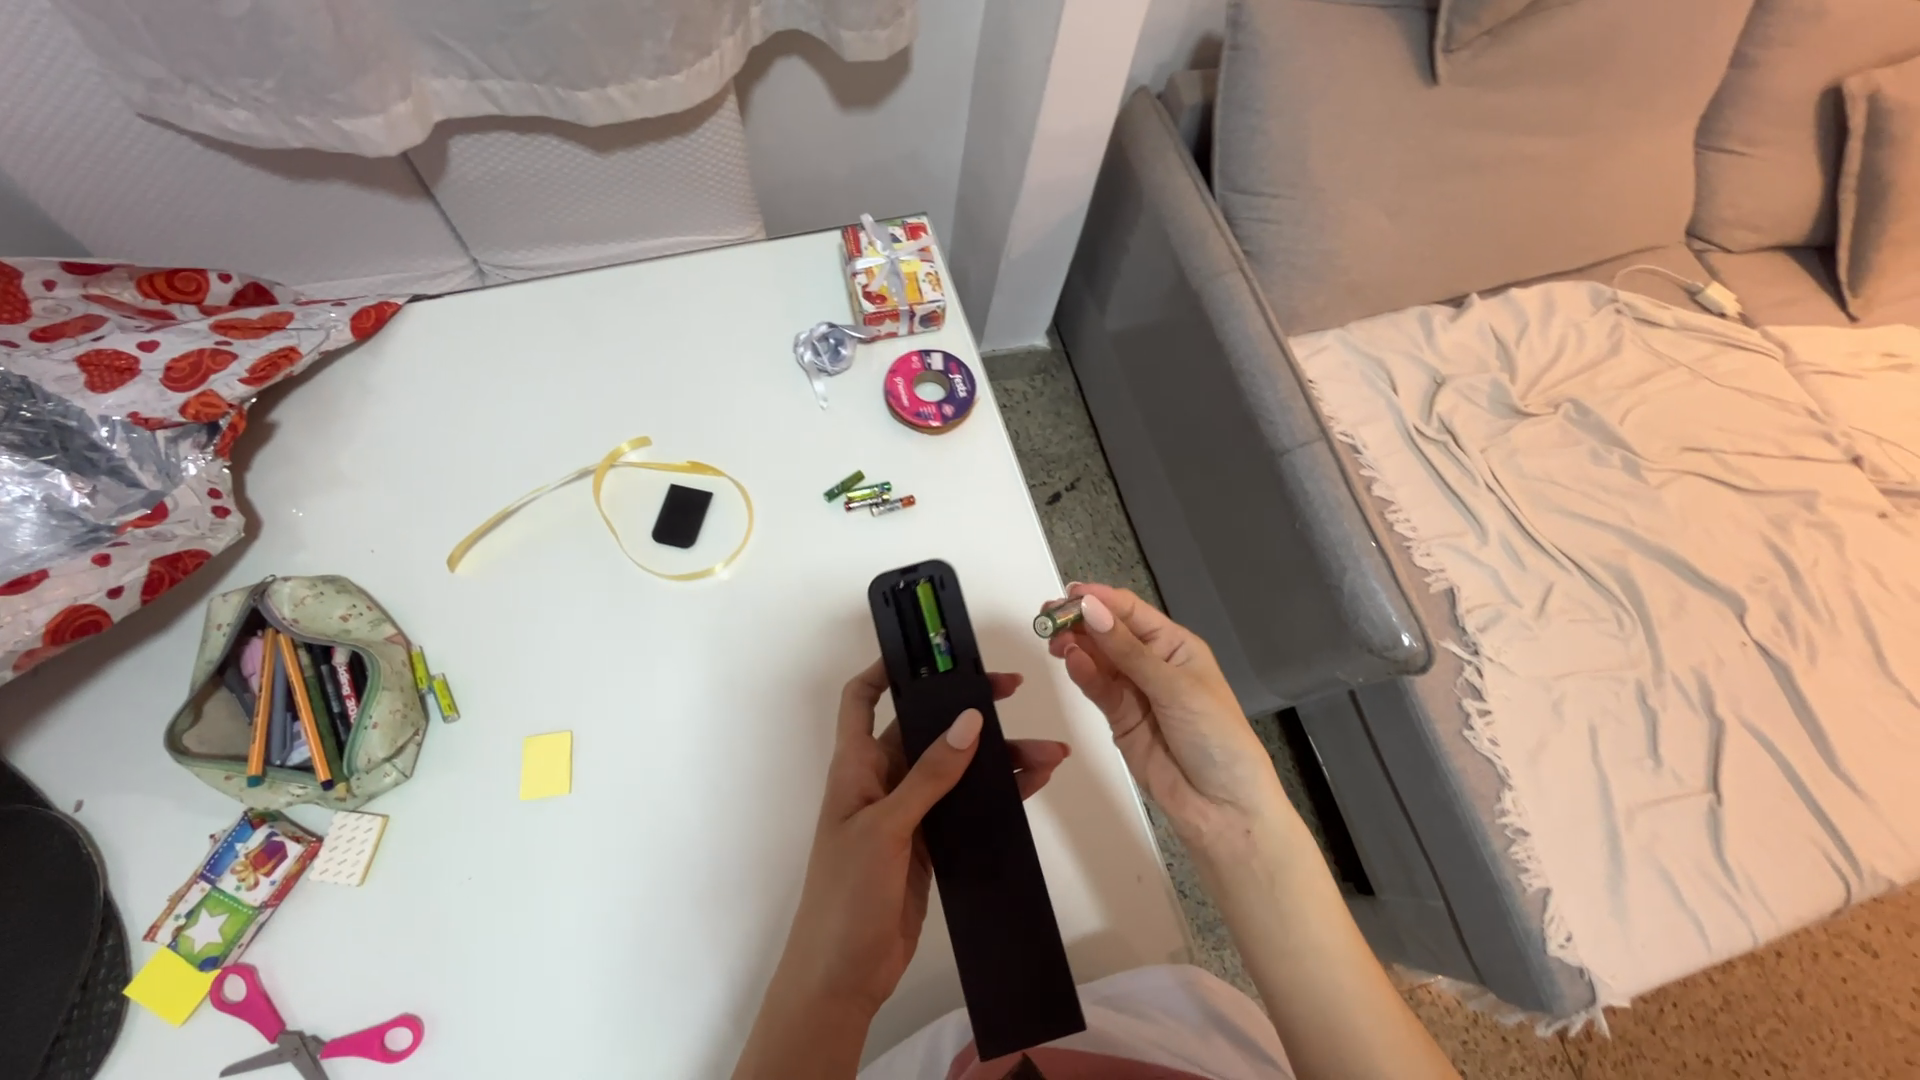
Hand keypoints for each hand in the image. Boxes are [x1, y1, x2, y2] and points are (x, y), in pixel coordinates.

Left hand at [764, 660, 1068, 1015]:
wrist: (843, 979)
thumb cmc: (846, 896)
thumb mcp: (886, 829)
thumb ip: (929, 777)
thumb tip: (968, 720)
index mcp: (855, 767)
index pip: (862, 700)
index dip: (885, 670)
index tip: (929, 653)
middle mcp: (882, 781)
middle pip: (927, 730)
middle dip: (968, 711)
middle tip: (1013, 692)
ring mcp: (908, 813)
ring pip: (957, 769)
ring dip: (997, 759)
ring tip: (1049, 754)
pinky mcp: (931, 843)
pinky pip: (968, 806)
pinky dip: (999, 794)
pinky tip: (1034, 783)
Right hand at [1044, 584, 1286, 846]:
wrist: (1223, 807)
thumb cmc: (1215, 736)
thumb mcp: (1174, 687)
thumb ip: (1127, 650)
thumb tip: (1090, 608)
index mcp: (1176, 645)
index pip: (1131, 612)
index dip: (1101, 600)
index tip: (1069, 594)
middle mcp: (1153, 663)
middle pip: (1109, 633)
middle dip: (1080, 622)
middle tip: (1048, 618)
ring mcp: (1134, 691)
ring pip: (1098, 659)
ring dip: (1076, 646)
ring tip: (1055, 641)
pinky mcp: (1119, 718)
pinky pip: (1097, 689)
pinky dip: (1082, 674)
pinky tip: (1071, 662)